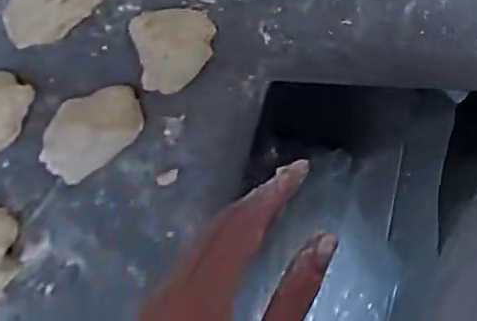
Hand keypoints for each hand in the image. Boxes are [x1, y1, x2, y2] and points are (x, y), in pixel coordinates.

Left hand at [141, 160, 335, 320]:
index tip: (300, 169)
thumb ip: (295, 294)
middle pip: (215, 230)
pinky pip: (183, 266)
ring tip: (263, 205)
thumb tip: (325, 238)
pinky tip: (226, 249)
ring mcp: (151, 312)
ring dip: (232, 220)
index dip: (273, 192)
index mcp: (201, 295)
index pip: (242, 225)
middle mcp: (170, 295)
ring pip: (194, 247)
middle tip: (287, 179)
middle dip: (253, 199)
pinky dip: (213, 244)